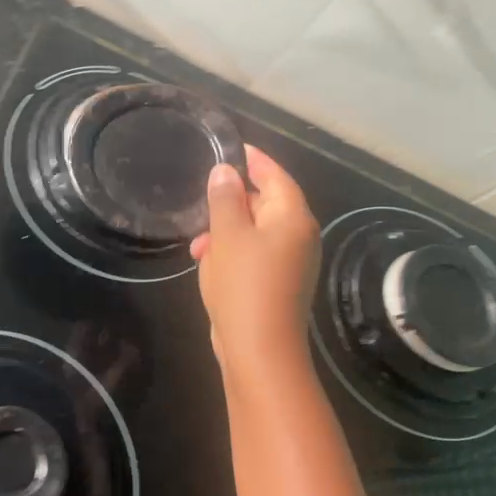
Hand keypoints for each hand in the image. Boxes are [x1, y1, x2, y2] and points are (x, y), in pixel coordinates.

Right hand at [189, 146, 319, 388]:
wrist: (259, 348)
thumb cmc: (244, 284)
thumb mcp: (227, 235)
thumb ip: (225, 199)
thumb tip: (225, 171)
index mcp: (292, 217)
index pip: (275, 176)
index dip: (254, 160)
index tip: (231, 147)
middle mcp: (298, 236)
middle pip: (265, 204)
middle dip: (231, 202)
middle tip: (200, 201)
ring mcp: (290, 262)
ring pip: (255, 232)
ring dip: (225, 232)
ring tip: (197, 245)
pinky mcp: (277, 285)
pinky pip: (253, 255)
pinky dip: (231, 253)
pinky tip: (207, 264)